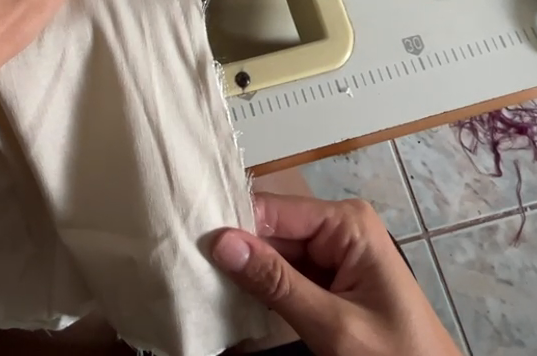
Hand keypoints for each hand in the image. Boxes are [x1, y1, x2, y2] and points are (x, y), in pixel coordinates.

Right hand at [211, 193, 462, 355]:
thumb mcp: (335, 326)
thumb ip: (277, 283)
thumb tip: (222, 242)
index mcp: (346, 222)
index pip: (273, 210)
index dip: (233, 225)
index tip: (189, 239)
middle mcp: (337, 226)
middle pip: (270, 230)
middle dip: (237, 250)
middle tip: (190, 263)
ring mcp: (333, 253)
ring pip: (273, 253)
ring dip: (245, 271)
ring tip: (204, 278)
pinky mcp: (328, 279)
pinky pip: (285, 274)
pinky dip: (262, 288)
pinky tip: (233, 295)